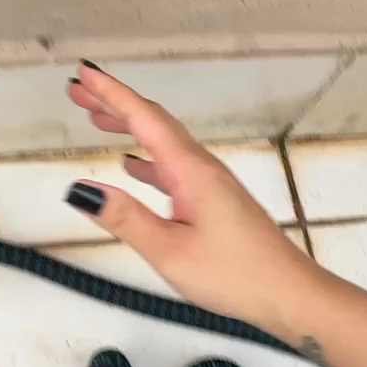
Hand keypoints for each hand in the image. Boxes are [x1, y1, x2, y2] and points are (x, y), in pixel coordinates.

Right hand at [63, 61, 332, 336]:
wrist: (288, 293)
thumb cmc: (232, 274)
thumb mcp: (168, 251)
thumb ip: (125, 217)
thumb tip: (81, 189)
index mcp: (190, 170)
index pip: (144, 119)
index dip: (111, 94)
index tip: (84, 73)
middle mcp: (201, 167)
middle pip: (154, 122)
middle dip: (115, 103)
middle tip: (78, 90)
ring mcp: (211, 182)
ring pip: (164, 142)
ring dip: (130, 126)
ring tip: (96, 120)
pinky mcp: (215, 200)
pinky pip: (174, 165)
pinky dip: (148, 157)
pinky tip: (133, 166)